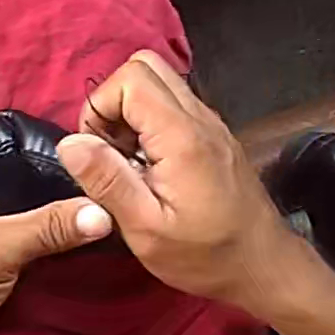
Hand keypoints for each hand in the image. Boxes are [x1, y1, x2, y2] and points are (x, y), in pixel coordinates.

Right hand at [56, 50, 308, 316]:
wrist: (265, 267)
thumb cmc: (205, 256)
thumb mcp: (145, 228)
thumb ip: (107, 180)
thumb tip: (69, 143)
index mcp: (182, 136)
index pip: (129, 79)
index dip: (100, 108)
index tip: (98, 153)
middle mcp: (200, 118)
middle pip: (146, 66)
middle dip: (113, 101)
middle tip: (110, 150)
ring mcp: (211, 124)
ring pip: (160, 82)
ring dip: (131, 112)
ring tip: (127, 162)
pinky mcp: (214, 137)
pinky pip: (174, 106)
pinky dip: (150, 124)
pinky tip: (150, 168)